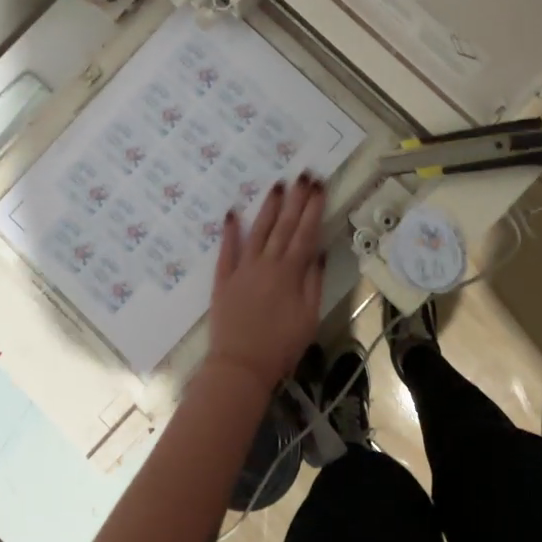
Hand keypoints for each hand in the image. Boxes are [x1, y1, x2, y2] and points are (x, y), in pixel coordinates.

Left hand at [205, 174, 325, 392]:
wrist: (241, 367)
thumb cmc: (281, 347)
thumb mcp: (309, 318)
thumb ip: (313, 283)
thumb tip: (318, 251)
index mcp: (290, 273)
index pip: (305, 233)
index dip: (313, 208)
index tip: (319, 186)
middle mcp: (267, 264)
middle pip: (284, 225)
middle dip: (295, 199)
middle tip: (302, 175)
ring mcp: (243, 269)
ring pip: (258, 230)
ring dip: (268, 207)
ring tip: (276, 185)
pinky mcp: (223, 279)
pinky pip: (227, 250)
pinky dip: (230, 230)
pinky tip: (232, 212)